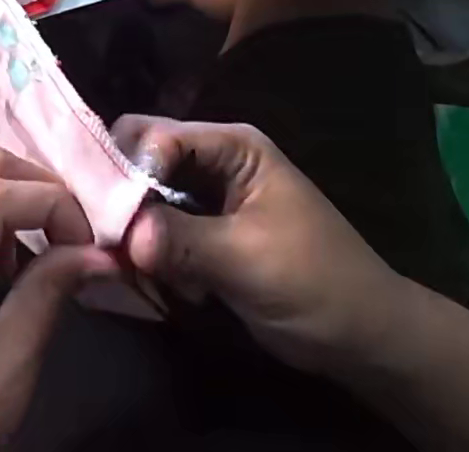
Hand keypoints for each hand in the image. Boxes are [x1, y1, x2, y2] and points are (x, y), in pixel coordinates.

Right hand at [115, 115, 407, 374]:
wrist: (362, 332)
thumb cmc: (314, 282)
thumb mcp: (247, 259)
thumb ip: (183, 240)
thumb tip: (124, 234)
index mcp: (232, 145)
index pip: (158, 135)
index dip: (128, 168)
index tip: (107, 217)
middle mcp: (214, 158)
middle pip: (146, 156)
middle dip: (123, 194)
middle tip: (107, 236)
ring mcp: (208, 193)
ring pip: (147, 192)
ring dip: (136, 226)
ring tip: (134, 264)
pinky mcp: (203, 227)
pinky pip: (160, 225)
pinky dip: (151, 248)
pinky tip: (157, 277)